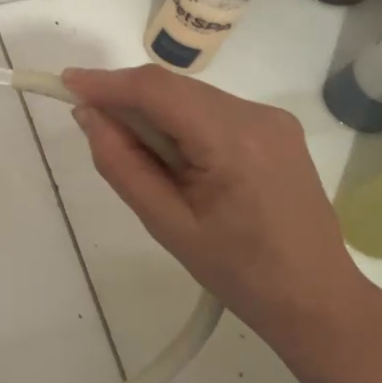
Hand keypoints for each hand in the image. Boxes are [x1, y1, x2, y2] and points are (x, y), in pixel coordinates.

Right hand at [62, 66, 380, 353]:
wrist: (317, 300)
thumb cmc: (239, 272)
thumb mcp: (166, 223)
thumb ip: (121, 163)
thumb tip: (88, 115)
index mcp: (233, 142)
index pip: (157, 90)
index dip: (106, 82)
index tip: (64, 83)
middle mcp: (257, 116)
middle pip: (171, 87)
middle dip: (125, 97)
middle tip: (88, 122)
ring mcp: (271, 119)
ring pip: (188, 95)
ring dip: (150, 110)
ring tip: (132, 151)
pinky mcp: (274, 128)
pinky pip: (208, 108)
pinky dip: (177, 120)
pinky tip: (169, 154)